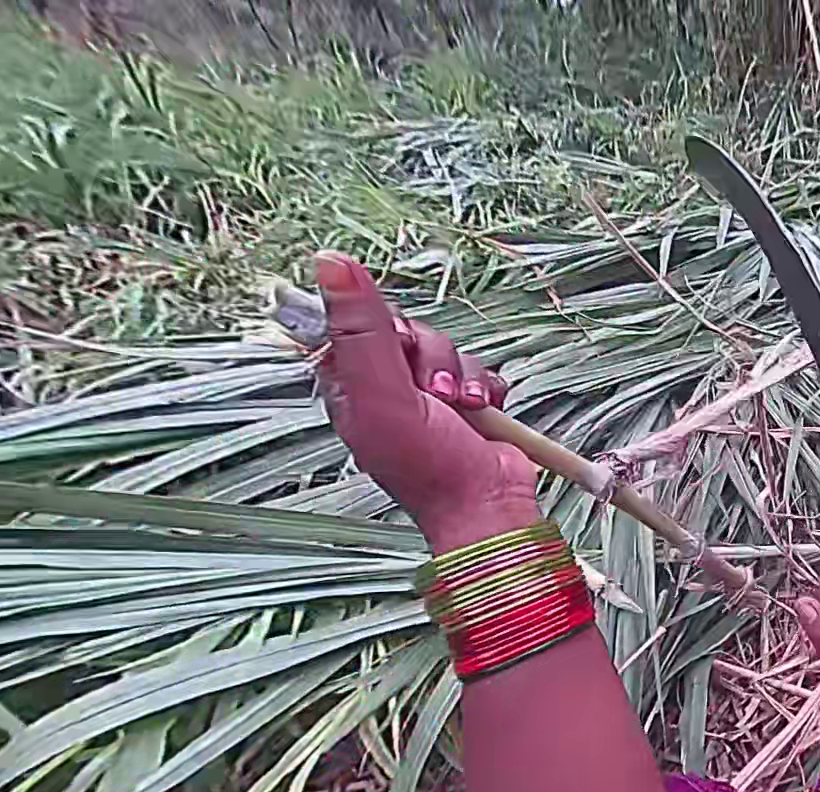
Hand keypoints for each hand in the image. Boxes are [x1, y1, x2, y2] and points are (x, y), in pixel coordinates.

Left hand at [314, 252, 538, 550]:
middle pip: (409, 333)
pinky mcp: (473, 404)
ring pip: (450, 350)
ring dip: (464, 376)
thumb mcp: (384, 394)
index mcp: (355, 386)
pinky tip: (488, 409)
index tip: (394, 346)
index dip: (379, 328)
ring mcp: (435, 398)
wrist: (487, 503)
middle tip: (437, 392)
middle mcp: (392, 389)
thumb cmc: (429, 466)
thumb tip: (331, 261)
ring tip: (466, 407)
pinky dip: (488, 387)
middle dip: (431, 358)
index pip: (355, 326)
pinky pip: (482, 371)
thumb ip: (361, 330)